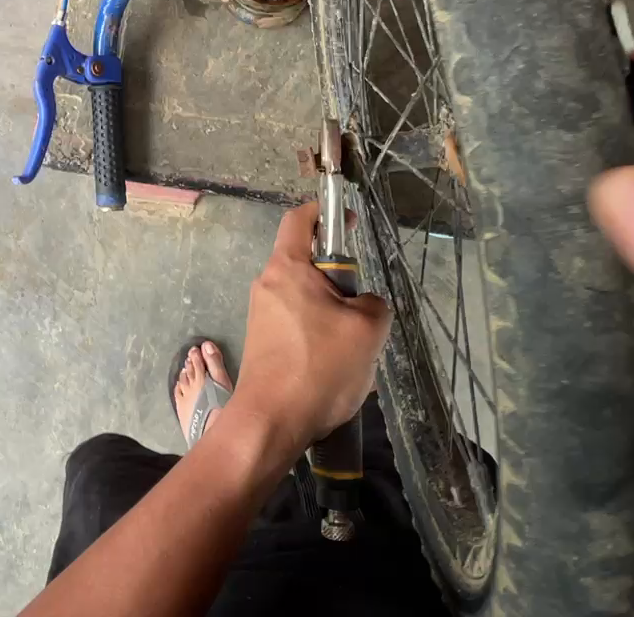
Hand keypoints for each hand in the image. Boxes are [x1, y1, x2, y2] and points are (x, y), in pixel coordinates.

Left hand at [226, 202, 391, 456]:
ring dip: (334, 318)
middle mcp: (267, 283)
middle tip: (361, 315)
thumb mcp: (368, 329)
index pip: (299, 219)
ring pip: (307, 300)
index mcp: (286, 267)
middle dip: (340, 284)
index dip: (325, 212)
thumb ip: (372, 302)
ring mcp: (261, 313)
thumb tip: (360, 304)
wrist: (272, 421)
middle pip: (308, 265)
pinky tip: (334, 371)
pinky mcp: (263, 340)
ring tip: (351, 352)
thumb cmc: (319, 366)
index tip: (348, 223)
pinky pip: (298, 325)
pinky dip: (320, 338)